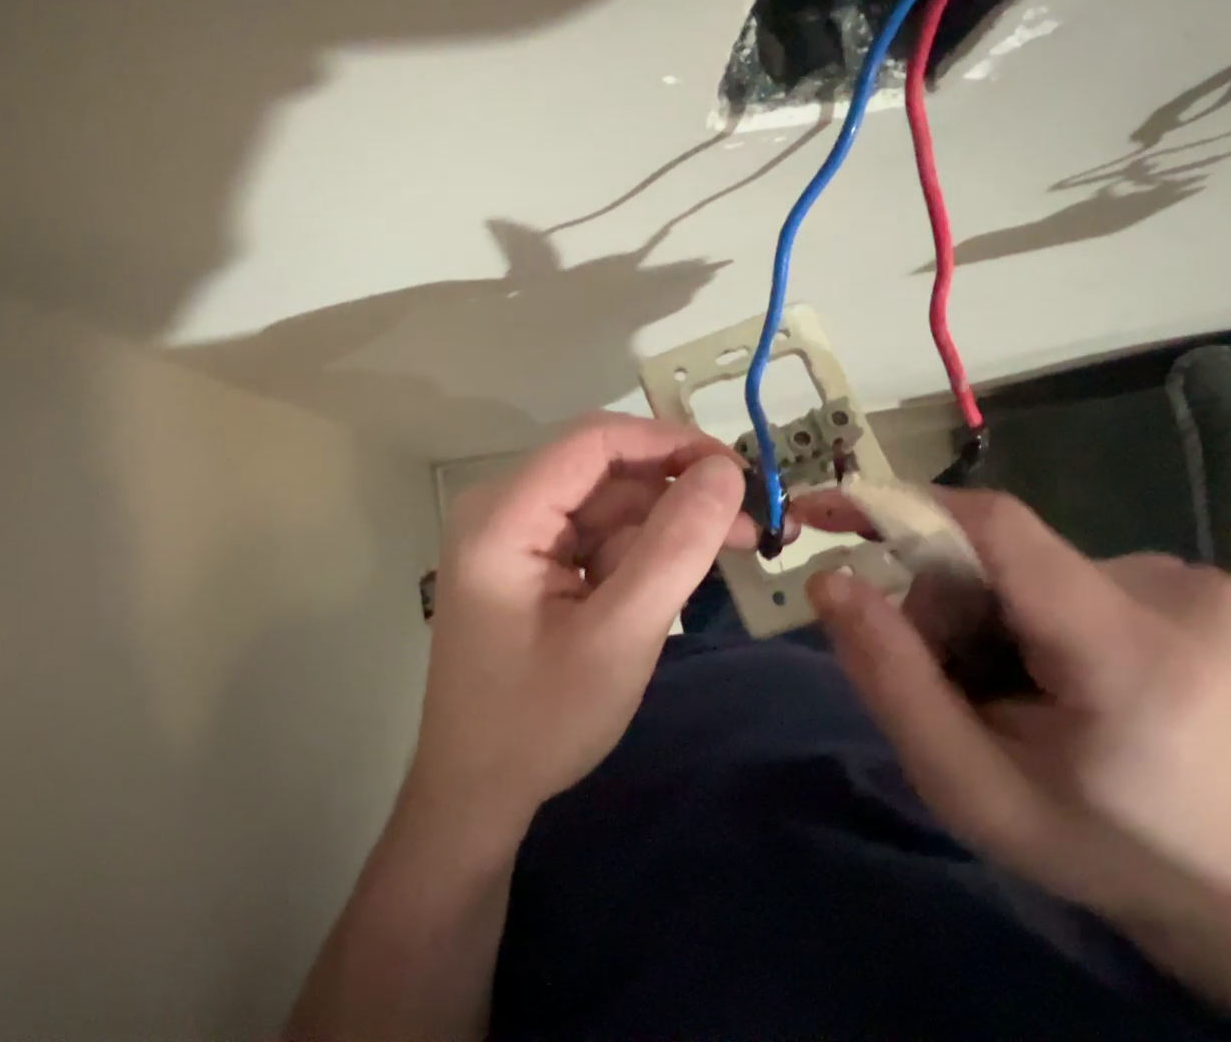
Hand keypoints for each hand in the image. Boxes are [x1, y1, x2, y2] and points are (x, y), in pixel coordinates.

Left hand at [406, 414, 766, 841]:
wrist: (477, 790)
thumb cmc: (540, 720)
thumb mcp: (620, 635)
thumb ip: (674, 548)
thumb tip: (725, 470)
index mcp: (502, 517)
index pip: (594, 441)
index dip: (671, 442)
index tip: (741, 471)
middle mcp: (500, 513)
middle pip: (602, 473)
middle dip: (677, 494)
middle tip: (754, 527)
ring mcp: (511, 541)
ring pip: (605, 507)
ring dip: (665, 529)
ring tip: (728, 557)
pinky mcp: (527, 570)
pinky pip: (593, 541)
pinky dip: (638, 557)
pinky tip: (673, 586)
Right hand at [796, 488, 1230, 922]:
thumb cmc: (1091, 845)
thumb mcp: (966, 784)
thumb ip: (893, 679)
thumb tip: (828, 579)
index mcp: (1130, 648)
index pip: (996, 528)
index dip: (897, 508)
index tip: (820, 517)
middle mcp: (1172, 589)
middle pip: (994, 557)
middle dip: (940, 611)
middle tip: (946, 691)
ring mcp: (1191, 582)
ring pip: (1017, 566)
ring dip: (978, 620)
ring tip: (1004, 699)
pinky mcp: (1190, 585)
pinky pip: (1054, 573)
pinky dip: (1019, 618)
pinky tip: (1046, 681)